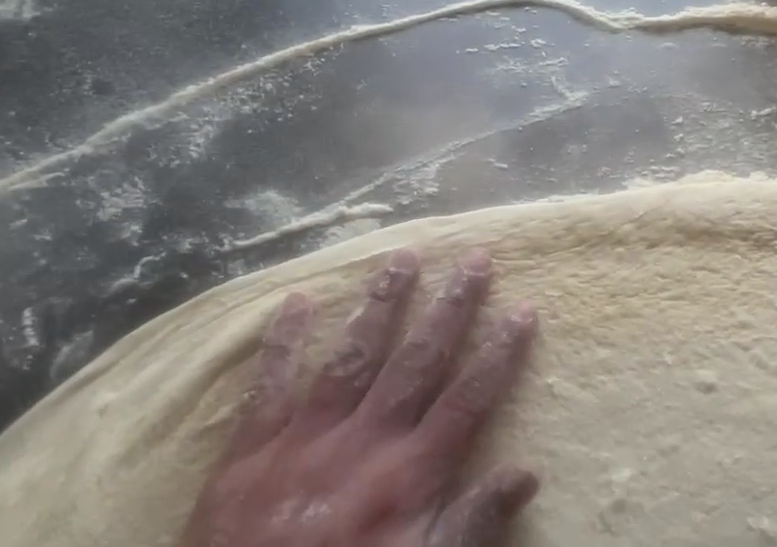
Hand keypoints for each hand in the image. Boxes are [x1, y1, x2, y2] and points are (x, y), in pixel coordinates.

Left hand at [181, 248, 539, 546]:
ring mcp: (304, 440)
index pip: (468, 399)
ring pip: (353, 355)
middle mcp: (363, 443)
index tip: (523, 307)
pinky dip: (283, 341)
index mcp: (406, 476)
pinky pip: (269, 385)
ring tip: (404, 255)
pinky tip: (299, 299)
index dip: (499, 352)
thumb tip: (527, 472)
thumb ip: (472, 527)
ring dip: (383, 303)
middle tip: (475, 258)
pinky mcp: (249, 452)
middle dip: (451, 307)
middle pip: (417, 361)